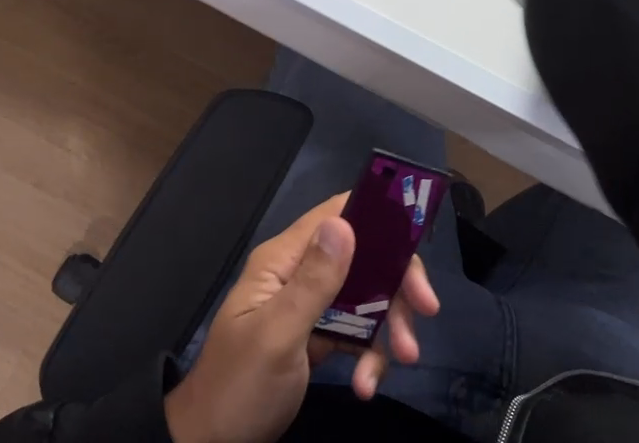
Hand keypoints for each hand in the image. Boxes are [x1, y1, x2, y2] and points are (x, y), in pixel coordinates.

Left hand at [163, 193, 440, 442]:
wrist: (212, 442)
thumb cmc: (240, 385)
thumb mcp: (278, 334)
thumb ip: (313, 281)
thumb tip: (344, 222)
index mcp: (281, 260)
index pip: (334, 217)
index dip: (378, 222)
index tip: (416, 245)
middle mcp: (295, 274)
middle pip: (360, 259)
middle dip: (395, 284)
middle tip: (426, 312)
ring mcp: (307, 307)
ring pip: (363, 299)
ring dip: (388, 327)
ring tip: (402, 360)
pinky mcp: (316, 339)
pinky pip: (355, 335)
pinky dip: (368, 357)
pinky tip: (365, 387)